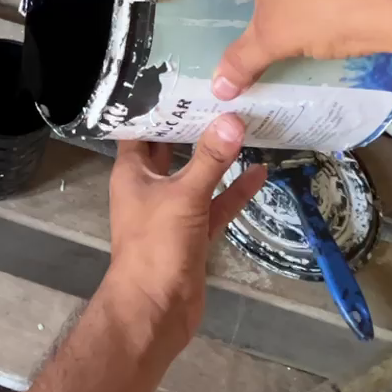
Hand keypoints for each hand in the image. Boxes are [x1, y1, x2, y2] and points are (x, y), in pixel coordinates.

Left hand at [101, 115, 266, 349]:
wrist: (155, 311)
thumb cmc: (155, 246)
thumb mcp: (184, 196)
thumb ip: (209, 159)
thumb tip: (232, 120)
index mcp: (132, 171)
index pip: (141, 128)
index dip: (157, 105)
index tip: (182, 80)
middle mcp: (149, 185)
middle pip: (170, 147)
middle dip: (192, 125)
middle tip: (220, 95)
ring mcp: (172, 209)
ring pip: (196, 175)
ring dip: (216, 157)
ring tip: (244, 126)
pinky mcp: (192, 232)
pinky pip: (215, 204)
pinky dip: (233, 191)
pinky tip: (259, 172)